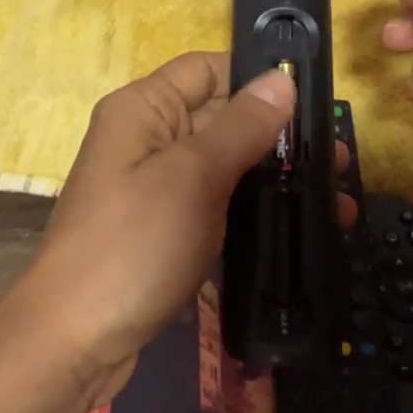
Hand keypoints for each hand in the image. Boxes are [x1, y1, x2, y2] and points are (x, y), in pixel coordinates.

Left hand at [4, 53, 351, 399]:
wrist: (73, 342)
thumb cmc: (132, 244)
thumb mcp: (193, 177)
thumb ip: (241, 125)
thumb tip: (282, 76)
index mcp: (143, 108)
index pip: (206, 69)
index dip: (256, 76)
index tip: (314, 98)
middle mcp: (147, 137)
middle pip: (219, 116)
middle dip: (277, 134)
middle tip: (339, 161)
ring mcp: (155, 186)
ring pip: (223, 164)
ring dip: (271, 176)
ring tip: (333, 200)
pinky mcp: (165, 229)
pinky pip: (215, 203)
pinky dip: (251, 211)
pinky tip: (296, 227)